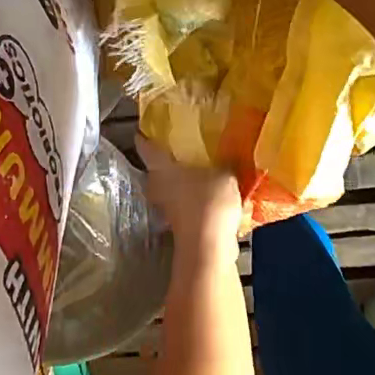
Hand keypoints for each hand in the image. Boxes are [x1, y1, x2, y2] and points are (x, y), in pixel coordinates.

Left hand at [138, 140, 244, 261]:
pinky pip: (185, 203)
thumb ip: (224, 160)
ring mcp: (166, 207)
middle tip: (188, 146)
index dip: (147, 133)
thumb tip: (229, 151)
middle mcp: (157, 186)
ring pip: (171, 187)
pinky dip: (195, 197)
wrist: (208, 248)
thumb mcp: (225, 172)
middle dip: (170, 159)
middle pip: (157, 168)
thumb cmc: (209, 201)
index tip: (152, 126)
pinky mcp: (179, 224)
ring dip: (184, 180)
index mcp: (161, 168)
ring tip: (205, 169)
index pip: (145, 145)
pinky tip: (214, 193)